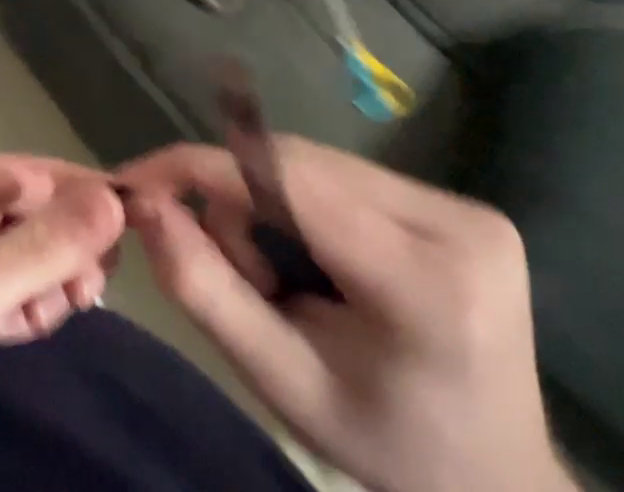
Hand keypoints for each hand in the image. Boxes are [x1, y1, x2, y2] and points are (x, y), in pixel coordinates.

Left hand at [0, 154, 125, 424]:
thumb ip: (47, 245)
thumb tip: (115, 198)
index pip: (42, 175)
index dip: (88, 205)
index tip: (126, 249)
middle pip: (39, 213)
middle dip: (63, 257)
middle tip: (73, 300)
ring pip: (29, 251)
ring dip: (43, 288)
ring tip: (28, 323)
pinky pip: (8, 280)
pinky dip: (20, 305)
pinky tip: (10, 333)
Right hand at [114, 138, 575, 491]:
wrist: (492, 476)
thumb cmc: (378, 438)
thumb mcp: (277, 379)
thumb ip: (204, 289)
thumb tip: (144, 204)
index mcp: (424, 282)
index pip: (286, 183)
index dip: (197, 167)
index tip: (131, 181)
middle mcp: (457, 225)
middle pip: (296, 165)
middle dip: (230, 199)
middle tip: (216, 264)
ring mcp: (466, 209)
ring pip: (311, 163)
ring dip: (260, 201)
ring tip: (269, 276)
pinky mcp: (457, 205)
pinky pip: (338, 175)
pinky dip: (293, 202)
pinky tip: (306, 258)